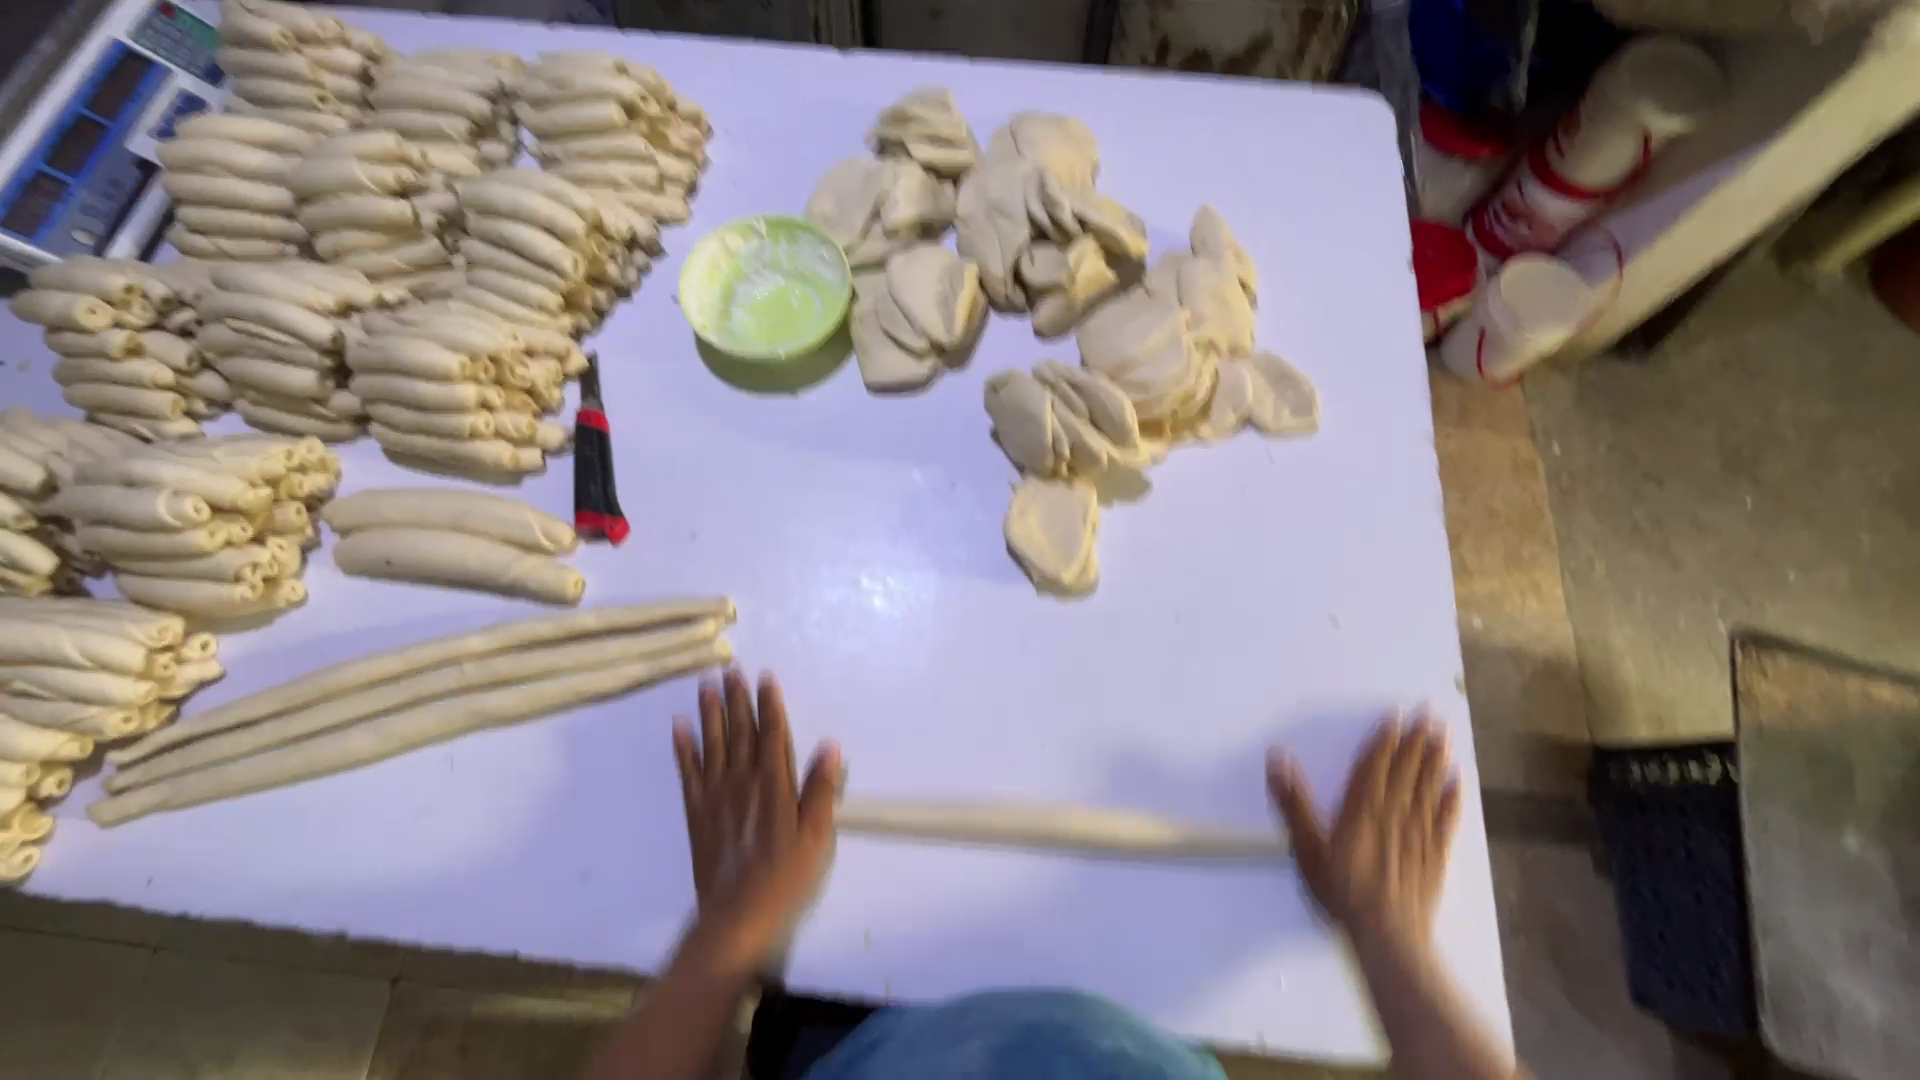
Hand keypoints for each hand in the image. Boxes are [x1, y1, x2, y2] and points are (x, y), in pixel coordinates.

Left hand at [672, 669, 841, 978]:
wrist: (737, 914)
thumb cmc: (785, 875)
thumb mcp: (816, 835)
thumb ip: (821, 789)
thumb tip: (830, 745)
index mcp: (774, 782)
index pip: (772, 733)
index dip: (769, 703)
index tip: (764, 677)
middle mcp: (743, 779)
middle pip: (740, 730)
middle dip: (737, 698)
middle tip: (729, 668)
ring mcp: (716, 794)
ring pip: (713, 743)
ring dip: (710, 712)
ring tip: (705, 684)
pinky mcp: (696, 811)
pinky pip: (688, 772)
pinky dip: (683, 748)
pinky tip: (679, 727)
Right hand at [1267, 711, 1461, 956]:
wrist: (1388, 934)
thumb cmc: (1341, 889)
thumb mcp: (1306, 846)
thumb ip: (1293, 801)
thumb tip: (1277, 758)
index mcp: (1361, 808)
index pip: (1374, 765)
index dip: (1384, 739)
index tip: (1395, 714)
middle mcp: (1393, 813)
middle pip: (1406, 770)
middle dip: (1417, 740)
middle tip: (1430, 712)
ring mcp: (1419, 834)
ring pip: (1428, 788)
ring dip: (1436, 759)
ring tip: (1444, 734)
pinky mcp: (1436, 855)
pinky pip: (1447, 820)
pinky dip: (1453, 798)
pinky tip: (1457, 781)